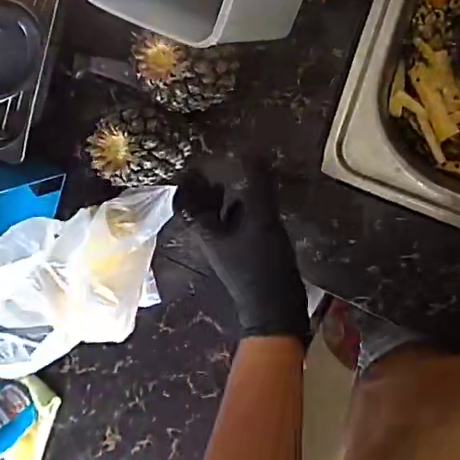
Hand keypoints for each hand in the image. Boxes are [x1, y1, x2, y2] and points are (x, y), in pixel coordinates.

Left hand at [175, 157, 310, 340]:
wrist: (276, 307)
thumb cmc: (260, 263)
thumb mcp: (261, 220)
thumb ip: (258, 186)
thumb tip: (254, 151)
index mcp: (205, 231)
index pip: (184, 202)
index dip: (186, 181)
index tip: (192, 161)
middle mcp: (212, 239)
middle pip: (200, 209)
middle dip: (205, 188)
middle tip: (214, 164)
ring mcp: (229, 248)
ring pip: (219, 217)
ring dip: (224, 198)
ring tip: (234, 177)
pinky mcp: (246, 254)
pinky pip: (237, 226)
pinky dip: (242, 210)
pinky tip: (257, 202)